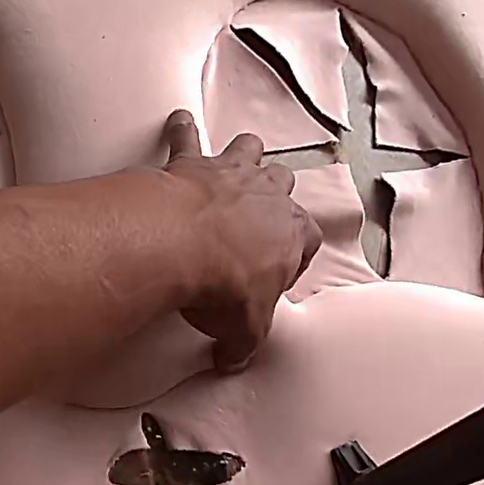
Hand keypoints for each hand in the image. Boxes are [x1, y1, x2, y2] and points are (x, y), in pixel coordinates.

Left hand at [157, 110, 320, 371]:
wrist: (180, 245)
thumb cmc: (223, 283)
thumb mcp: (244, 329)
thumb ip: (242, 346)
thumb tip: (231, 363)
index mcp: (292, 233)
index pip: (306, 239)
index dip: (294, 255)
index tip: (278, 272)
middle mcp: (266, 195)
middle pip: (284, 184)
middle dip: (277, 195)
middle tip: (265, 206)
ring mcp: (229, 173)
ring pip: (250, 149)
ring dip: (246, 153)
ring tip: (242, 154)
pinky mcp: (189, 164)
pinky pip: (187, 137)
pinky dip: (182, 130)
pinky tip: (177, 121)